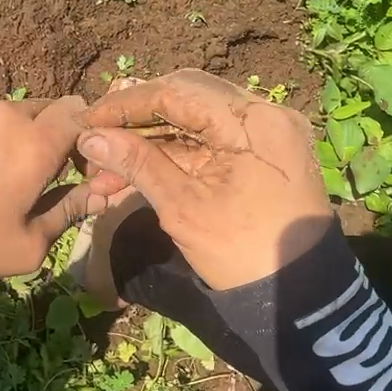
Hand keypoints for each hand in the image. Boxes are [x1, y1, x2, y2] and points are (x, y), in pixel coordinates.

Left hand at [0, 97, 99, 280]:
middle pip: (55, 109)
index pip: (83, 115)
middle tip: (59, 172)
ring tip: (22, 175)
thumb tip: (102, 194)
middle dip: (64, 134)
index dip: (94, 139)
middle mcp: (11, 116)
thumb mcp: (29, 243)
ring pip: (24, 113)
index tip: (90, 169)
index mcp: (37, 142)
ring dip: (33, 135)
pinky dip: (6, 137)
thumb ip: (70, 211)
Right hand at [79, 70, 333, 290]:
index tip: (87, 121)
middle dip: (136, 117)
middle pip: (185, 96)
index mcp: (252, 121)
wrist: (304, 298)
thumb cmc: (243, 252)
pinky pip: (209, 139)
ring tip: (108, 165)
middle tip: (97, 136)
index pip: (175, 92)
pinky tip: (135, 170)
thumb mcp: (183, 207)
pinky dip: (173, 152)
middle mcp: (264, 114)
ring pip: (194, 118)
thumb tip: (89, 137)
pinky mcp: (263, 152)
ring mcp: (266, 132)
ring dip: (150, 138)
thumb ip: (136, 163)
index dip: (125, 105)